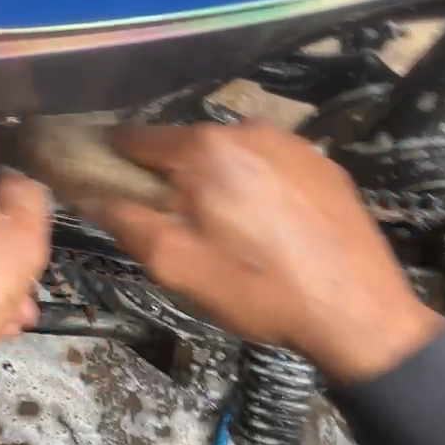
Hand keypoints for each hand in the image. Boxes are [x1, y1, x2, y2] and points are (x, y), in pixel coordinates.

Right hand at [84, 122, 444, 383]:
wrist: (361, 316)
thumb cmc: (257, 288)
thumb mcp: (173, 263)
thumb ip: (121, 219)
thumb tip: (82, 191)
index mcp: (202, 147)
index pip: (135, 138)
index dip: (116, 162)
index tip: (114, 188)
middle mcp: (244, 128)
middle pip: (183, 145)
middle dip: (171, 175)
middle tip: (179, 222)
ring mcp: (289, 141)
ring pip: (226, 152)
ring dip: (215, 177)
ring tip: (229, 226)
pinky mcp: (322, 161)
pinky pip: (267, 162)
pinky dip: (256, 182)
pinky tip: (269, 223)